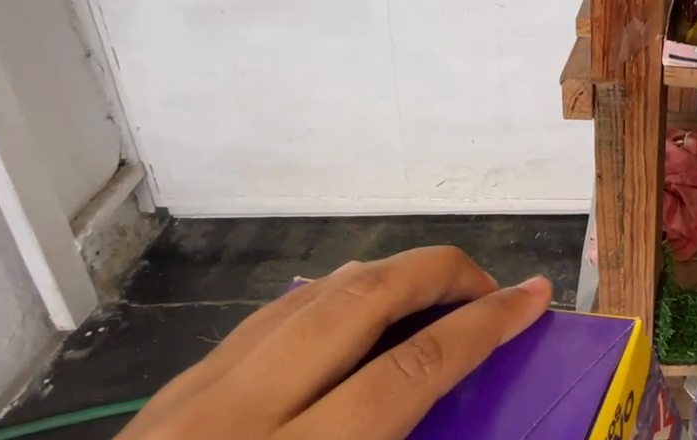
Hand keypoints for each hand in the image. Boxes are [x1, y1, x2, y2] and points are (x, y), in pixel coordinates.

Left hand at [121, 246, 552, 439]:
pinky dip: (331, 298)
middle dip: (442, 273)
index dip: (484, 325)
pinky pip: (269, 320)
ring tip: (435, 294)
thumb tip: (455, 394)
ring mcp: (189, 404)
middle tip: (490, 285)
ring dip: (391, 277)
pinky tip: (355, 310)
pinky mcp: (163, 402)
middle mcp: (236, 422)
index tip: (533, 297)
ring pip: (313, 295)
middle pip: (362, 301)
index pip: (410, 370)